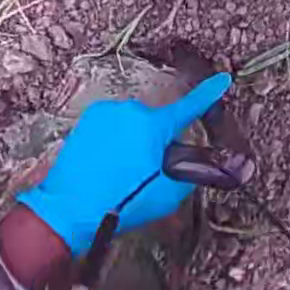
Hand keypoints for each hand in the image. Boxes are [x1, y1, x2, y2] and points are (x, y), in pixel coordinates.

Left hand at [17, 74, 232, 253]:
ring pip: (134, 124)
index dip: (208, 95)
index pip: (189, 108)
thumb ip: (188, 173)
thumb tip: (194, 163)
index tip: (222, 79)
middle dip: (158, 141)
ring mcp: (107, 112)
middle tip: (146, 172)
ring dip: (135, 139)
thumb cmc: (119, 203)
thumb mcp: (165, 195)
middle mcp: (131, 111)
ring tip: (120, 171)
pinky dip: (116, 138)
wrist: (66, 210)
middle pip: (157, 123)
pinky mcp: (89, 118)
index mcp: (153, 126)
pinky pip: (114, 124)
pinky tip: (106, 162)